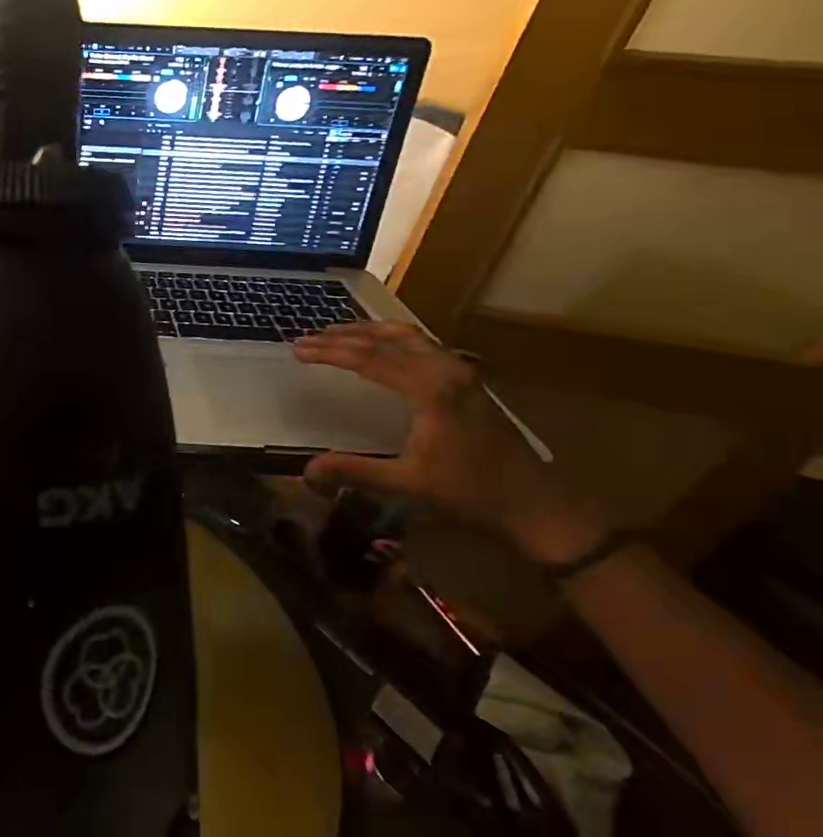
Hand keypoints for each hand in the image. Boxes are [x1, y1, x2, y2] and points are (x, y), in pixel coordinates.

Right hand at [291, 321, 607, 565]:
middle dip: (342, 338)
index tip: (297, 350)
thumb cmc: (471, 493)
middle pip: (386, 341)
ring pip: (409, 337)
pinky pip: (425, 346)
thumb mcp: (408, 484)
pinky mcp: (469, 382)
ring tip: (337, 333)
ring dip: (369, 332)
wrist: (538, 505)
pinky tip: (382, 346)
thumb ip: (355, 472)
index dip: (329, 352)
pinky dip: (394, 339)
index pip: (369, 359)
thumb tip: (306, 472)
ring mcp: (462, 374)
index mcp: (431, 391)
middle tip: (306, 340)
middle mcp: (447, 372)